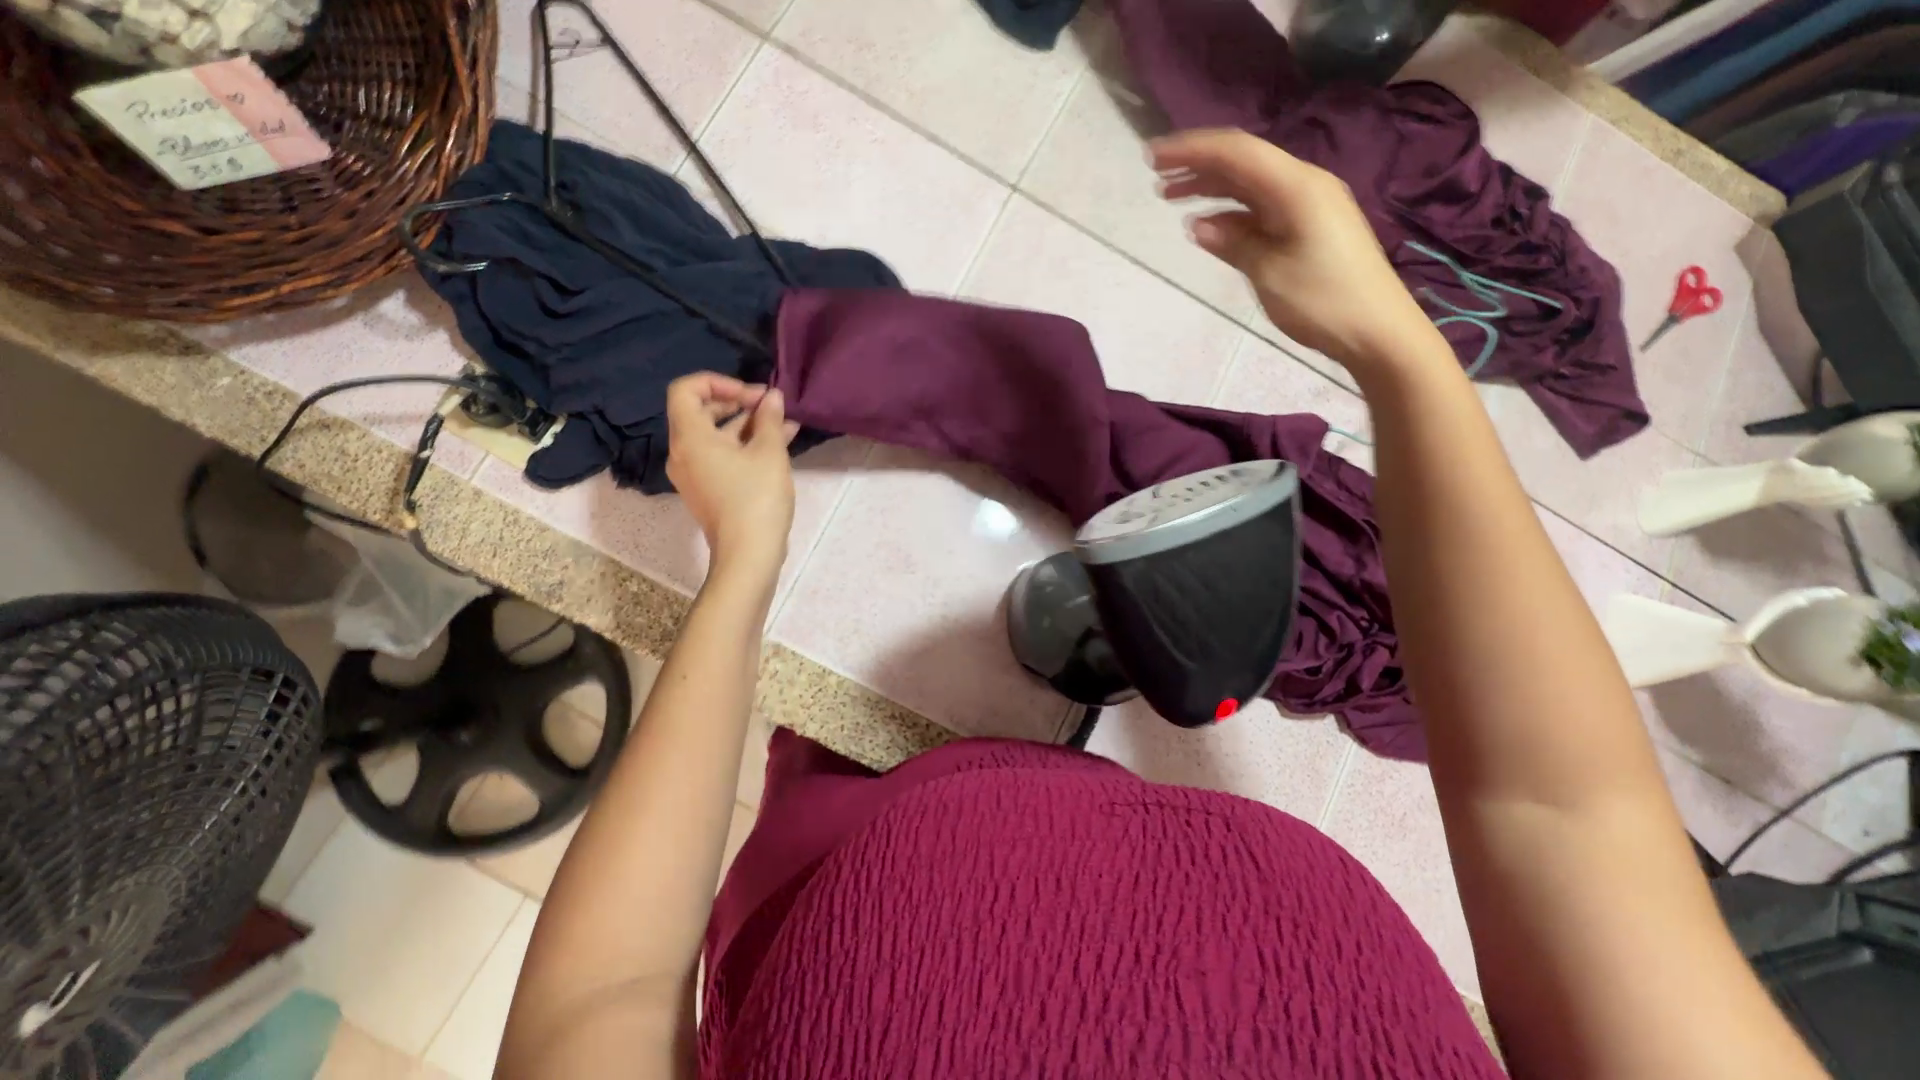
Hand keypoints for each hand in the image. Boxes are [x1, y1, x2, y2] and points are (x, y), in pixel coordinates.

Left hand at [664, 373, 798, 583]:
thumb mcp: (769, 452)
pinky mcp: (706, 490)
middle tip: (771, 405)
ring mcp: (693, 474)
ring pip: (715, 436)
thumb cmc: (756, 498)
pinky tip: (779, 443)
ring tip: (784, 422)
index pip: (686, 390)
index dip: (718, 382)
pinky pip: (720, 456)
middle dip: (737, 402)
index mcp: (690, 437)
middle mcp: (683, 453)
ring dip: (747, 425)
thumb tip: (771, 397)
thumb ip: (768, 419)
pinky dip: (744, 446)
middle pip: (701, 412)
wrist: (747, 555)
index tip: (751, 394)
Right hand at [1151, 128, 1438, 375]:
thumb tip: (1199, 224)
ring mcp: (1310, 205)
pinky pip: (1264, 207)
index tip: (1153, 157)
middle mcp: (1304, 185)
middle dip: (1198, 165)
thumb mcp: (1269, 273)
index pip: (1236, 152)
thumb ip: (1233, 243)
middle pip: (1244, 161)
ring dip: (1212, 188)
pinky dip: (1232, 211)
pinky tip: (1208, 226)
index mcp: (1296, 187)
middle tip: (1156, 176)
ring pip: (1252, 184)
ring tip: (1172, 199)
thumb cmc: (1324, 301)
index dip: (1192, 150)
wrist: (1379, 332)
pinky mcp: (1311, 227)